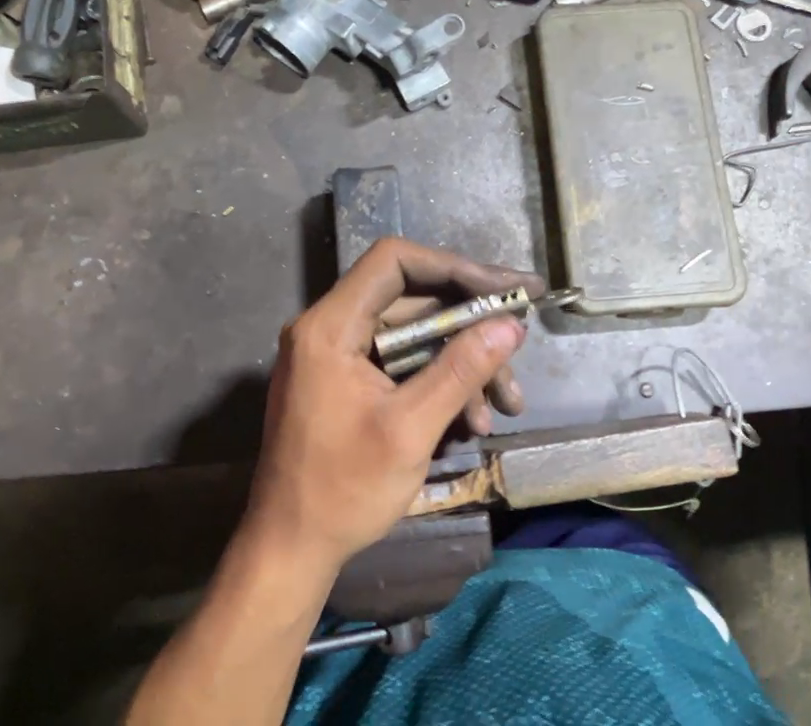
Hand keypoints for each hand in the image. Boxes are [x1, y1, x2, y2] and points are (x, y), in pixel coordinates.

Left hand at [240, 238, 542, 576]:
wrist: (290, 549)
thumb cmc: (344, 490)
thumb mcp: (411, 428)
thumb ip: (461, 369)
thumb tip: (511, 324)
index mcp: (330, 327)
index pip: (395, 261)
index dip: (455, 267)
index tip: (504, 290)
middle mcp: (328, 329)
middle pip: (411, 300)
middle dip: (470, 327)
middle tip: (520, 343)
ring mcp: (336, 357)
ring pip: (413, 337)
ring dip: (462, 364)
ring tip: (506, 406)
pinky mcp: (346, 384)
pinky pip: (400, 366)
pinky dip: (438, 385)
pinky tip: (472, 422)